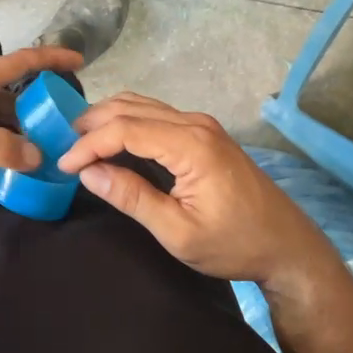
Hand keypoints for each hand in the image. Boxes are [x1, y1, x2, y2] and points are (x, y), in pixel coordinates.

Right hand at [57, 93, 334, 287]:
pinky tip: (111, 140)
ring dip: (106, 118)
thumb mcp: (179, 233)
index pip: (124, 129)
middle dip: (91, 125)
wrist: (289, 248)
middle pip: (129, 108)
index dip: (89, 144)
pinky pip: (154, 113)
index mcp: (191, 145)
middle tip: (64, 148)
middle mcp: (195, 123)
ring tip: (80, 143)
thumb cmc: (235, 245)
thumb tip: (87, 173)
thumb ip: (132, 198)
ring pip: (140, 104)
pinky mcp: (203, 132)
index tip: (64, 166)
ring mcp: (201, 124)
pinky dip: (125, 121)